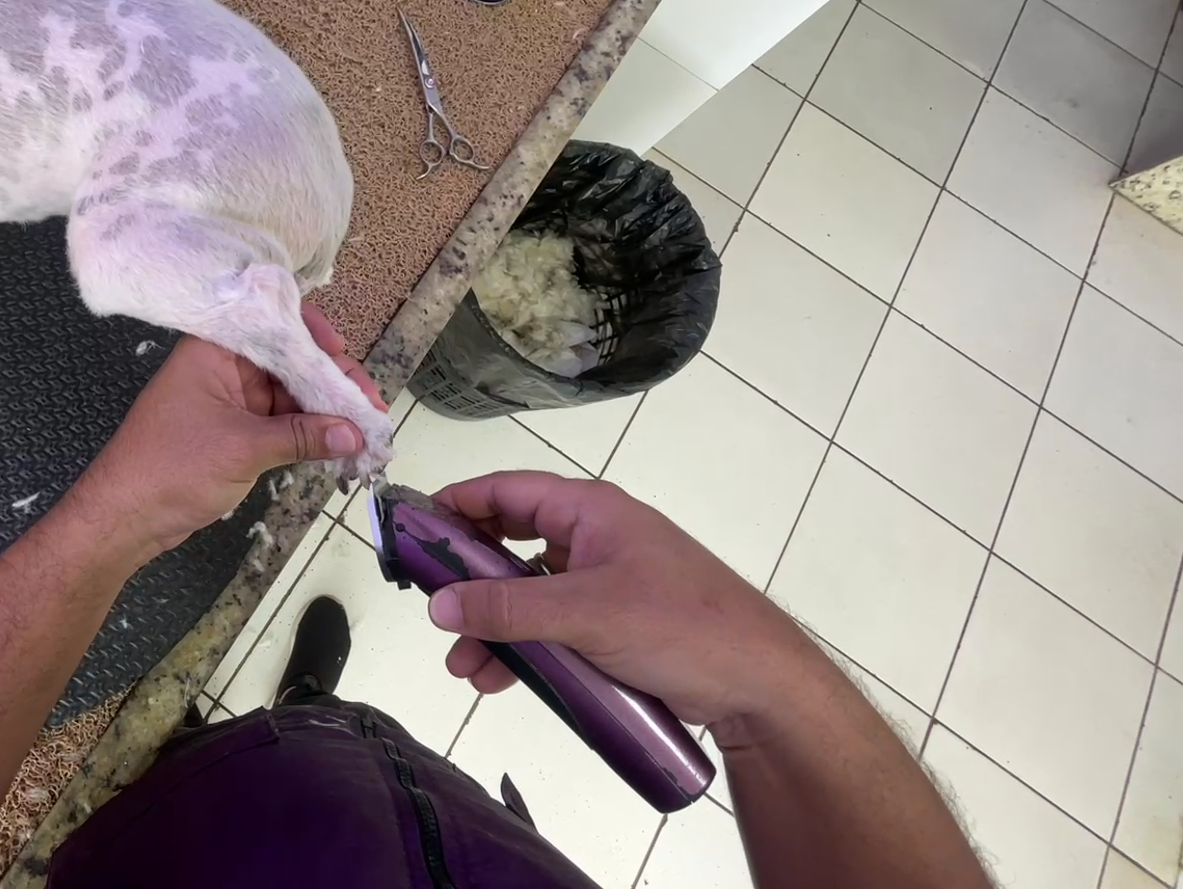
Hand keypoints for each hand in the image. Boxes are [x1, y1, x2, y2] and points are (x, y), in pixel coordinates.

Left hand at [66, 304, 384, 559]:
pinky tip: (341, 444)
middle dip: (331, 381)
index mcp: (215, 349)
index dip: (313, 334)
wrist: (124, 517)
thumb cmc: (171, 468)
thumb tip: (355, 433)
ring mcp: (231, 399)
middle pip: (289, 360)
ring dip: (326, 410)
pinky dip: (309, 432)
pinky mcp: (236, 429)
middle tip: (371, 406)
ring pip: (290, 393)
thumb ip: (301, 436)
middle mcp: (225, 366)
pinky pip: (281, 420)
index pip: (273, 323)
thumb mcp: (242, 447)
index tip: (345, 353)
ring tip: (367, 429)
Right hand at [424, 471, 834, 744]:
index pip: (505, 489)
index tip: (414, 528)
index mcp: (587, 509)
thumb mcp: (584, 613)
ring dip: (492, 623)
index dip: (457, 502)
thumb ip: (506, 607)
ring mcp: (600, 579)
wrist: (767, 692)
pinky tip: (498, 678)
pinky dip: (522, 645)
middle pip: (508, 541)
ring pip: (526, 590)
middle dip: (469, 577)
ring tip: (463, 665)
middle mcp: (589, 535)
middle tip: (433, 600)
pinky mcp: (609, 619)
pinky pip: (550, 622)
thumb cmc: (678, 625)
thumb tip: (434, 606)